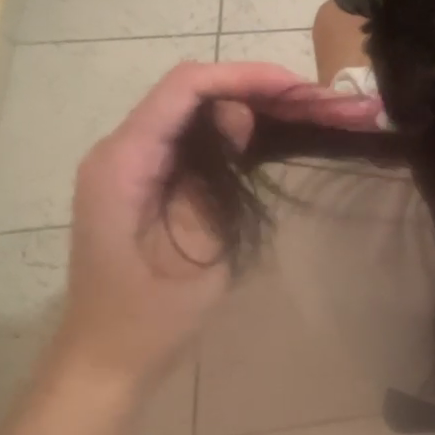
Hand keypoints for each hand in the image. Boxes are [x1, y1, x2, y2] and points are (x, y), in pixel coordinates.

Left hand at [53, 62, 382, 393]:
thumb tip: (238, 115)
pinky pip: (199, 135)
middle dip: (264, 89)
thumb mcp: (195, 249)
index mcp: (124, 161)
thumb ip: (214, 177)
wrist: (107, 358)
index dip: (246, 77)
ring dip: (259, 105)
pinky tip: (282, 131)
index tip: (301, 89)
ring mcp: (137, 162)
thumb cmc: (151, 315)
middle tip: (327, 103)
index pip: (186, 88)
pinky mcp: (152, 177)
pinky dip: (242, 128)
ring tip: (318, 111)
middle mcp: (124, 148)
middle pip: (198, 92)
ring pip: (202, 109)